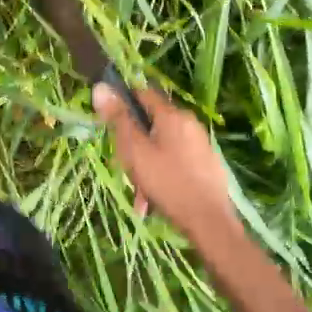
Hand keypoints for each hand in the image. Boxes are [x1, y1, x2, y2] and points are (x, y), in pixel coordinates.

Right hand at [93, 83, 236, 241]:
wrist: (210, 223)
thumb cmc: (168, 182)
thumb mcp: (134, 150)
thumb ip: (118, 118)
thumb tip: (101, 87)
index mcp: (172, 115)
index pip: (141, 92)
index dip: (122, 103)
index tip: (110, 123)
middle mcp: (189, 123)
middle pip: (151, 122)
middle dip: (134, 141)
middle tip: (124, 164)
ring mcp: (200, 144)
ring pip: (162, 144)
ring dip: (146, 162)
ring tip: (139, 191)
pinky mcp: (207, 164)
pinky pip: (176, 160)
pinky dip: (162, 172)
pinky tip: (154, 198)